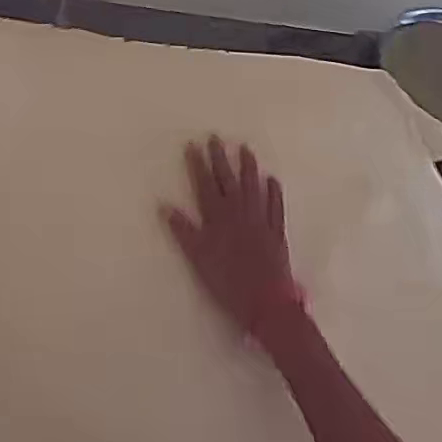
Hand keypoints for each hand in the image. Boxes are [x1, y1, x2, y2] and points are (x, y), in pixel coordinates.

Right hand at [162, 136, 302, 339]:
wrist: (267, 304)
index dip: (198, 164)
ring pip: (253, 188)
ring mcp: (260, 221)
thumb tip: (164, 205)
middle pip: (227, 180)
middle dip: (220, 158)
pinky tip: (272, 180)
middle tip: (216, 137)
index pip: (205, 184)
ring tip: (246, 148)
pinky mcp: (277, 233)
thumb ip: (182, 231)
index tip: (193, 145)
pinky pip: (276, 207)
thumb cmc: (227, 282)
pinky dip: (274, 192)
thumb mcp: (198, 258)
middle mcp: (239, 213)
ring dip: (249, 167)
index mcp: (217, 218)